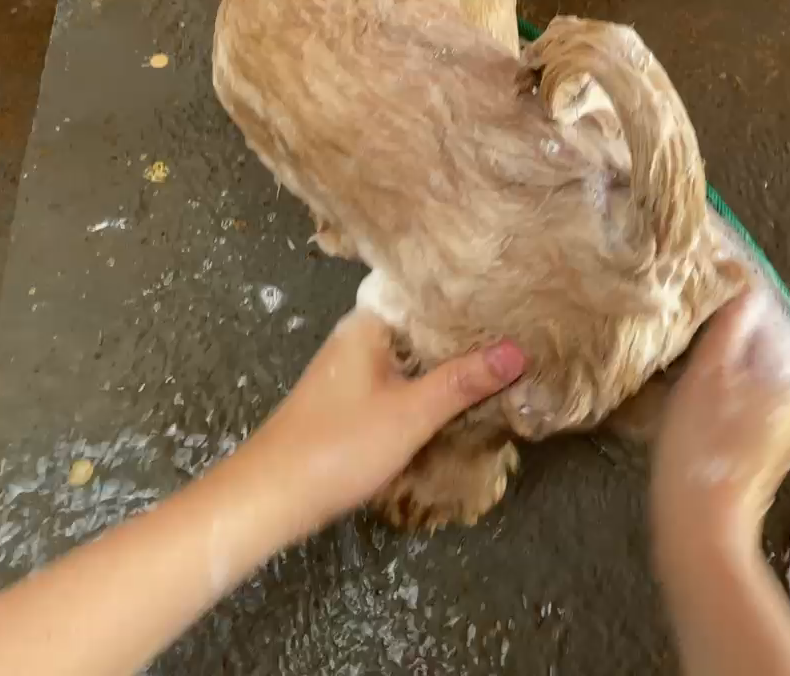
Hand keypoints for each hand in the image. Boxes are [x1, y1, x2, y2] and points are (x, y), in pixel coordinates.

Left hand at [233, 308, 525, 536]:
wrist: (270, 497)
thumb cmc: (340, 444)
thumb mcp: (412, 413)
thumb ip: (464, 381)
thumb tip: (517, 351)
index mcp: (368, 322)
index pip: (425, 292)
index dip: (467, 294)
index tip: (509, 294)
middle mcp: (360, 335)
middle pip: (422, 324)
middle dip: (464, 331)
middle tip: (519, 327)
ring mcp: (355, 367)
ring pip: (413, 354)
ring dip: (449, 360)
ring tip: (501, 355)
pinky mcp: (353, 397)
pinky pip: (402, 377)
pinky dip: (430, 381)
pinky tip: (460, 390)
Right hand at [652, 283, 789, 545]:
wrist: (700, 523)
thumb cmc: (701, 444)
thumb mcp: (709, 371)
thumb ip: (730, 321)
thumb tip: (741, 277)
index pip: (765, 308)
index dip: (727, 293)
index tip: (693, 285)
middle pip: (758, 338)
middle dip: (723, 328)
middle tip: (682, 320)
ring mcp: (786, 418)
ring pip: (749, 365)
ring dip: (719, 355)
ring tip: (683, 352)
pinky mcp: (766, 439)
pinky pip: (745, 392)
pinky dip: (721, 383)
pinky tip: (692, 390)